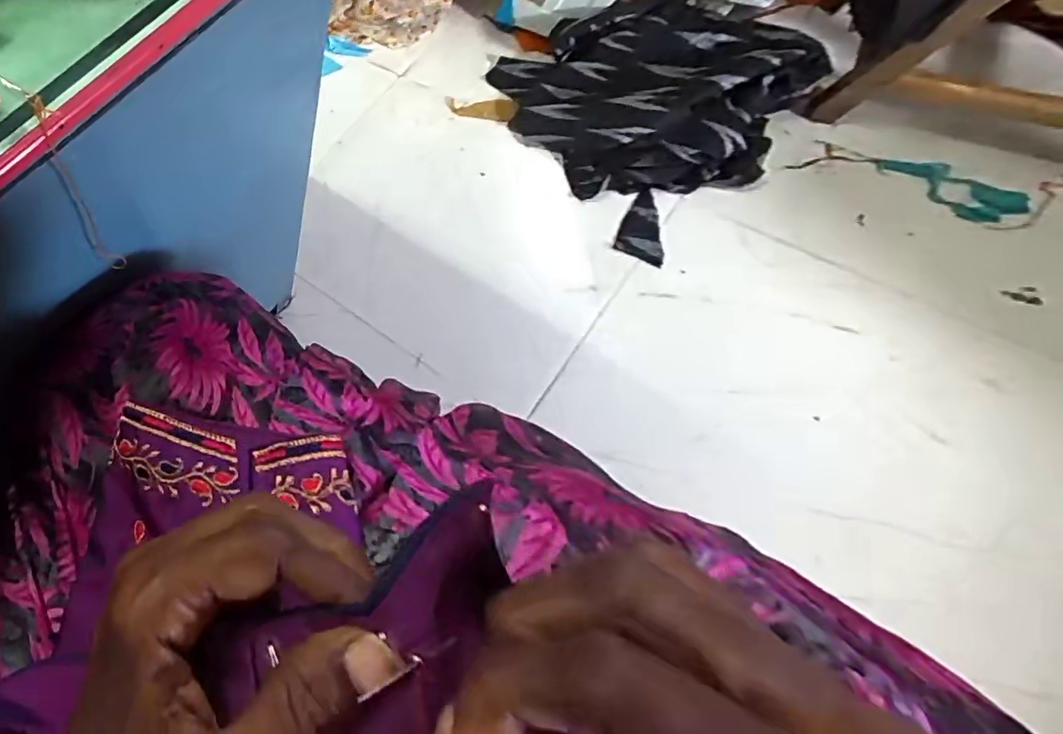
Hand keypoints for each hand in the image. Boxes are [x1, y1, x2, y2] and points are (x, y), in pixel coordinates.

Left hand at [71, 493, 409, 733]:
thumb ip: (298, 704)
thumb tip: (380, 646)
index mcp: (155, 595)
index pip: (255, 544)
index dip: (323, 567)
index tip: (381, 610)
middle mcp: (151, 559)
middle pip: (250, 518)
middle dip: (317, 548)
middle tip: (374, 600)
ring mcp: (153, 564)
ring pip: (242, 522)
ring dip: (300, 550)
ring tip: (351, 599)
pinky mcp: (162, 579)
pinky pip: (228, 546)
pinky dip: (276, 563)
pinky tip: (307, 599)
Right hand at [448, 543, 920, 733]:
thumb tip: (479, 722)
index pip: (609, 674)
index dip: (506, 685)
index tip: (462, 719)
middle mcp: (812, 700)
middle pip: (629, 587)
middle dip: (528, 619)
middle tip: (489, 670)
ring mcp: (823, 675)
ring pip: (657, 567)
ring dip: (567, 594)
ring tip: (530, 642)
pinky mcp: (814, 670)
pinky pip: (693, 589)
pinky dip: (618, 595)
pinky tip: (592, 633)